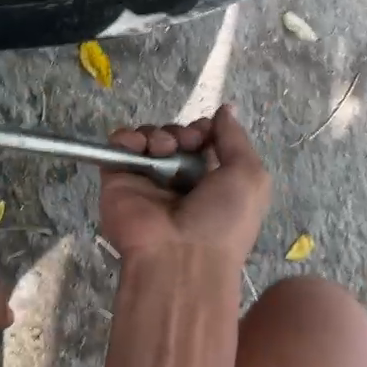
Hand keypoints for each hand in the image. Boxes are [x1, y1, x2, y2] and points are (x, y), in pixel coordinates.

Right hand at [99, 104, 270, 265]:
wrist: (178, 256)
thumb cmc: (221, 220)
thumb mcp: (249, 177)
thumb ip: (236, 139)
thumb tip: (226, 109)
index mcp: (210, 181)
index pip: (202, 141)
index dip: (203, 130)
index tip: (204, 134)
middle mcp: (177, 180)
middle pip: (174, 136)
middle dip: (181, 132)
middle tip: (184, 145)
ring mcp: (145, 179)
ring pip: (147, 137)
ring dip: (156, 134)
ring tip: (161, 150)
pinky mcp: (117, 180)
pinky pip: (118, 145)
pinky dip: (125, 137)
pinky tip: (137, 146)